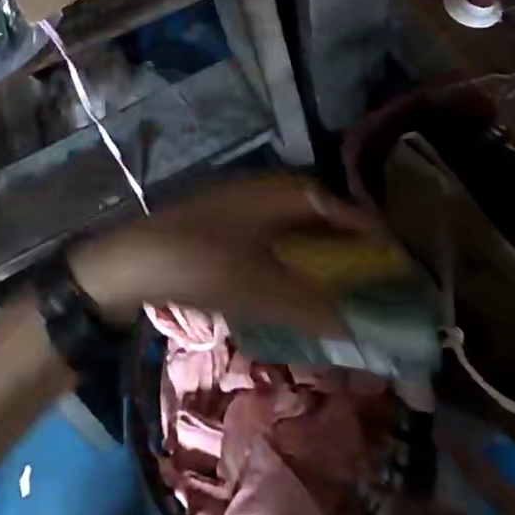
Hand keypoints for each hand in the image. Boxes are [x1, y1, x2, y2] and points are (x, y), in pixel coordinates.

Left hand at [69, 172, 378, 334]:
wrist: (127, 262)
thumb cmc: (198, 263)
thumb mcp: (257, 288)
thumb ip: (306, 305)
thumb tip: (350, 324)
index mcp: (274, 192)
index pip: (331, 202)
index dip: (360, 222)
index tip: (386, 246)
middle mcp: (259, 189)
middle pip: (312, 206)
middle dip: (340, 232)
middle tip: (364, 261)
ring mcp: (236, 202)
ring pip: (288, 218)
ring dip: (312, 241)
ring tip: (333, 270)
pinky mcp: (218, 221)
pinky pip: (267, 229)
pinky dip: (286, 248)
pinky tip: (286, 273)